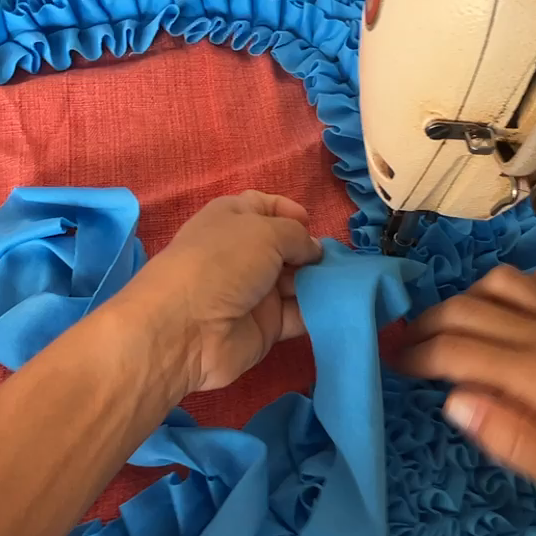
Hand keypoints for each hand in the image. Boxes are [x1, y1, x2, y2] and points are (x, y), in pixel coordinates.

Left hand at [108, 191, 323, 394]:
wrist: (186, 328)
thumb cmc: (223, 263)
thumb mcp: (265, 232)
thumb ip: (297, 236)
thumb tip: (314, 251)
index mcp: (233, 218)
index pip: (266, 207)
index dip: (290, 212)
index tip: (312, 225)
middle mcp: (243, 252)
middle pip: (287, 248)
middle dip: (314, 252)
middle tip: (340, 260)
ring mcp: (253, 291)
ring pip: (297, 283)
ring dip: (321, 282)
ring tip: (348, 284)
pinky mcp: (265, 326)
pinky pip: (298, 315)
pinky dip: (319, 312)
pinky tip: (342, 308)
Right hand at [399, 265, 535, 535]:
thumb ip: (506, 435)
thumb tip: (451, 399)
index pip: (457, 351)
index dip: (415, 354)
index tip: (389, 361)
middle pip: (468, 308)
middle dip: (425, 324)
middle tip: (402, 345)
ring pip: (500, 283)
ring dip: (464, 300)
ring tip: (448, 330)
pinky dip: (508, 288)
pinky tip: (502, 313)